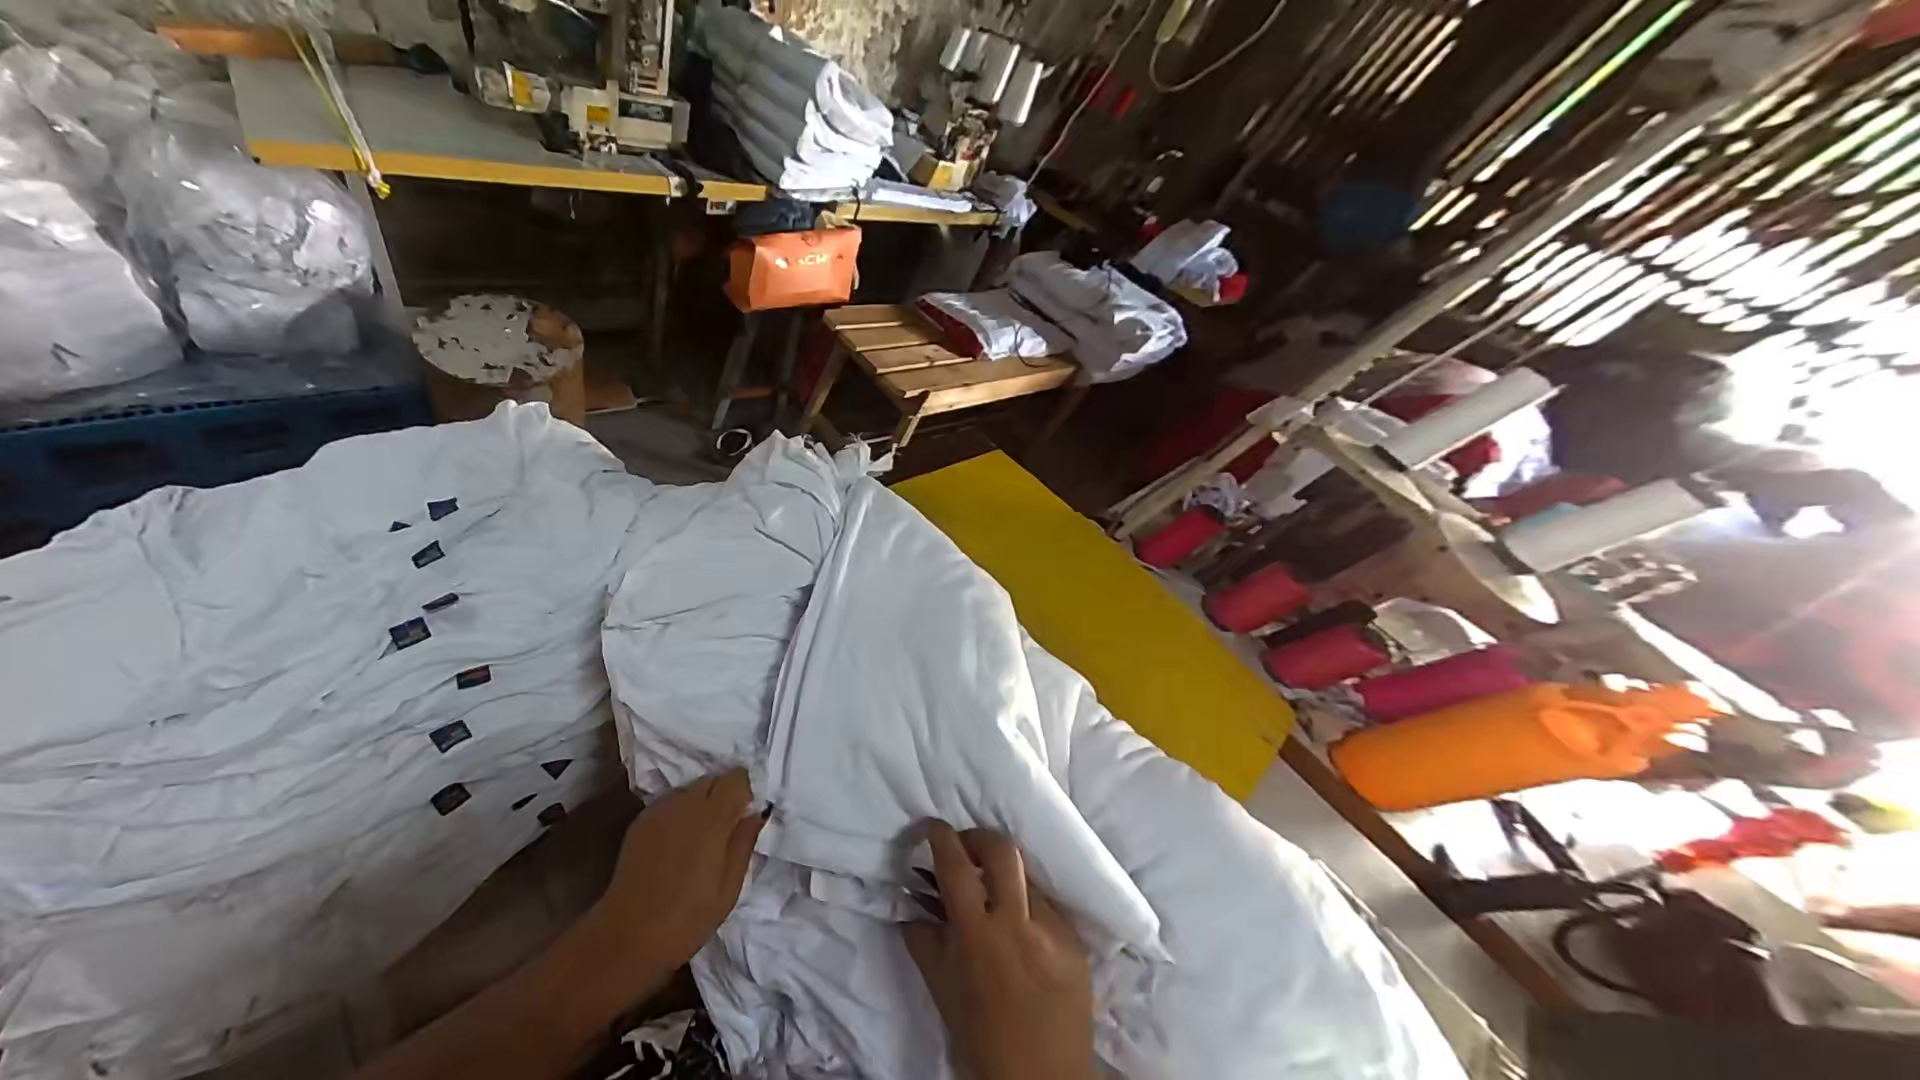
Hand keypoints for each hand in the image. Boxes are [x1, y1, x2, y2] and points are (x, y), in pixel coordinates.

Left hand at [591, 768, 765, 971]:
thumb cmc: (688, 917)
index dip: (745, 792)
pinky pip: (669, 805)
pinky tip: (676, 845)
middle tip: (725, 831)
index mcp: (711, 817)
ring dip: (700, 805)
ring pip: (689, 791)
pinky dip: (679, 815)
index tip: (745, 816)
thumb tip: (755, 813)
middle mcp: (684, 804)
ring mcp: (658, 812)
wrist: (627, 938)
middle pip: (712, 780)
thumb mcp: (729, 886)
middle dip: (723, 796)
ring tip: (699, 840)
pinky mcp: (639, 823)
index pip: (736, 777)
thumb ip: (744, 842)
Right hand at [902, 822, 1092, 1079]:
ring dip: (1005, 876)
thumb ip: (922, 938)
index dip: (941, 837)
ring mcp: (1053, 930)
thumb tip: (910, 899)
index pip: (957, 867)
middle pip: (1002, 850)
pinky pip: (1047, 905)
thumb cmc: (981, 1038)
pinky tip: (1021, 927)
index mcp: (978, 937)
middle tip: (966, 847)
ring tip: (994, 895)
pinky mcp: (1076, 940)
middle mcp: (1019, 925)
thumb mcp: (942, 988)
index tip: (932, 827)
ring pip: (1026, 877)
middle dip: (979, 837)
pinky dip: (1028, 905)